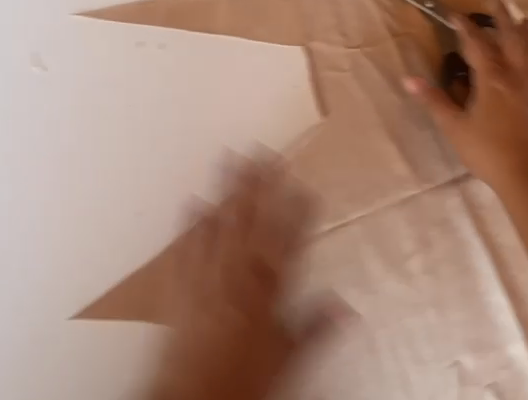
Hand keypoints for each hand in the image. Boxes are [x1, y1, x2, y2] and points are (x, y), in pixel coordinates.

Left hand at [146, 155, 343, 399]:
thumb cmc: (242, 381)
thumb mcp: (287, 358)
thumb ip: (315, 327)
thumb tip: (346, 307)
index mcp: (268, 290)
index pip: (289, 241)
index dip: (298, 212)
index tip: (306, 186)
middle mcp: (237, 275)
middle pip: (251, 220)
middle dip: (259, 184)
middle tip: (264, 151)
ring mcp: (207, 277)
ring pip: (220, 223)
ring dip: (226, 189)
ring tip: (231, 157)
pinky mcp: (181, 287)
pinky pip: (187, 247)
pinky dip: (191, 223)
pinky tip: (192, 200)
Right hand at [404, 10, 527, 193]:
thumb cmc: (488, 151)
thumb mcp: (454, 127)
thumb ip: (434, 101)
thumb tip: (409, 79)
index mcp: (492, 78)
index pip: (476, 44)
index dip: (465, 27)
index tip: (455, 14)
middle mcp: (515, 75)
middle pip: (511, 38)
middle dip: (502, 18)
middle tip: (497, 1)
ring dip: (525, 32)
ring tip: (522, 19)